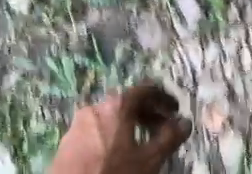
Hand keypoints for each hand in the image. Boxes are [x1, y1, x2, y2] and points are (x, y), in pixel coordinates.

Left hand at [46, 82, 192, 173]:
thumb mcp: (148, 160)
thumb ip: (169, 138)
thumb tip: (185, 122)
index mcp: (117, 104)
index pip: (146, 90)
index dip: (164, 100)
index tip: (175, 111)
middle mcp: (96, 106)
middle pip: (127, 103)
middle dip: (147, 114)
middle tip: (161, 128)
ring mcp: (77, 125)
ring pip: (109, 117)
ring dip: (128, 125)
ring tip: (139, 143)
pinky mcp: (65, 144)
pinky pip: (94, 131)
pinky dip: (110, 135)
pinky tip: (115, 154)